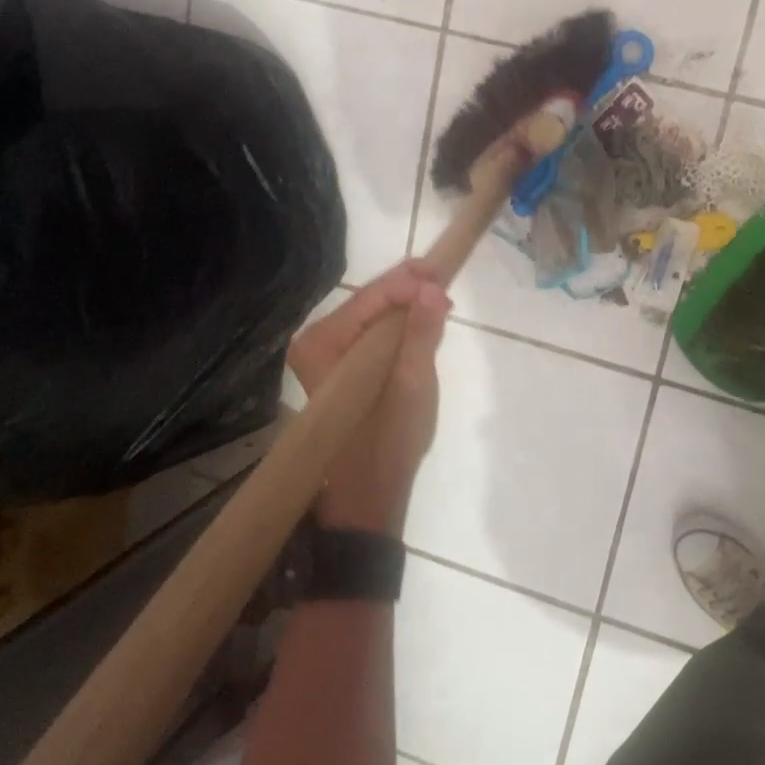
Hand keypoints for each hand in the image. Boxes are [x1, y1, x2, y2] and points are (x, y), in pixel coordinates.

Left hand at [288, 260, 450, 532]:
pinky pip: (371, 335)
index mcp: (324, 342)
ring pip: (373, 316)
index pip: (373, 295)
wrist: (369, 495)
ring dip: (408, 308)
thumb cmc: (388, 442)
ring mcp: (325, 355)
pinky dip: (399, 328)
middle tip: (448, 282)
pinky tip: (422, 326)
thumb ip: (420, 335)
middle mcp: (316, 341)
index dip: (411, 280)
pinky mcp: (339, 369)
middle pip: (371, 301)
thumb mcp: (412, 385)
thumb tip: (432, 288)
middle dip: (411, 291)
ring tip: (441, 302)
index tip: (446, 269)